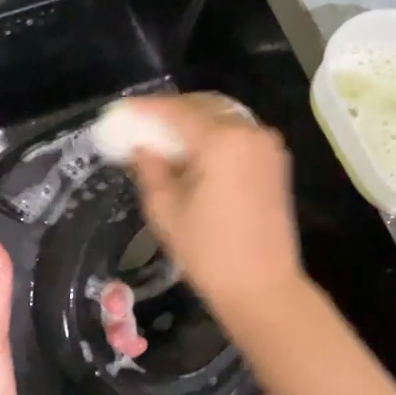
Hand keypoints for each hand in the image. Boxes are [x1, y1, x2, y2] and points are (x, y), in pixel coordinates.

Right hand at [125, 94, 309, 319]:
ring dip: (192, 122)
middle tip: (141, 124)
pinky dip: (213, 135)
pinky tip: (192, 153)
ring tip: (164, 139)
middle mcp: (249, 132)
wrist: (264, 288)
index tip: (120, 113)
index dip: (145, 110)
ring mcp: (267, 146)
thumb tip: (142, 148)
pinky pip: (238, 134)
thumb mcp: (165, 210)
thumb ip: (150, 169)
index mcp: (222, 141)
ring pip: (222, 117)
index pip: (176, 111)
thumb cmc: (209, 252)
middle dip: (170, 112)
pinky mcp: (275, 163)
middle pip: (202, 106)